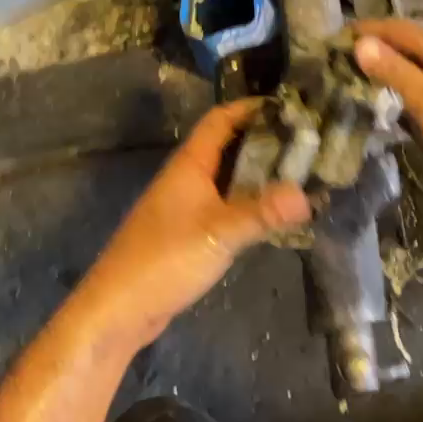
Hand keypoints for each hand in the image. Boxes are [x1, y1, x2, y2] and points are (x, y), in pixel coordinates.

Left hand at [80, 100, 310, 346]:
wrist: (115, 313)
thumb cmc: (163, 260)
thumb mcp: (218, 233)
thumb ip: (262, 212)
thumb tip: (307, 196)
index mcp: (189, 164)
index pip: (221, 119)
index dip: (251, 108)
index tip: (289, 108)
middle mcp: (187, 178)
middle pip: (228, 146)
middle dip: (264, 140)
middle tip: (305, 141)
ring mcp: (185, 206)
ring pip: (228, 177)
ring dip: (259, 173)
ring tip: (299, 173)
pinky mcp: (187, 233)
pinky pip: (224, 204)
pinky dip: (249, 202)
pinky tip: (272, 213)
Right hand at [353, 19, 422, 190]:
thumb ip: (394, 71)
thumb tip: (360, 42)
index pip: (394, 27)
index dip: (363, 32)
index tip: (330, 42)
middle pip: (404, 45)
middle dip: (373, 52)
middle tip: (337, 66)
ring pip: (414, 67)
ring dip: (388, 73)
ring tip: (354, 85)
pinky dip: (404, 92)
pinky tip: (388, 107)